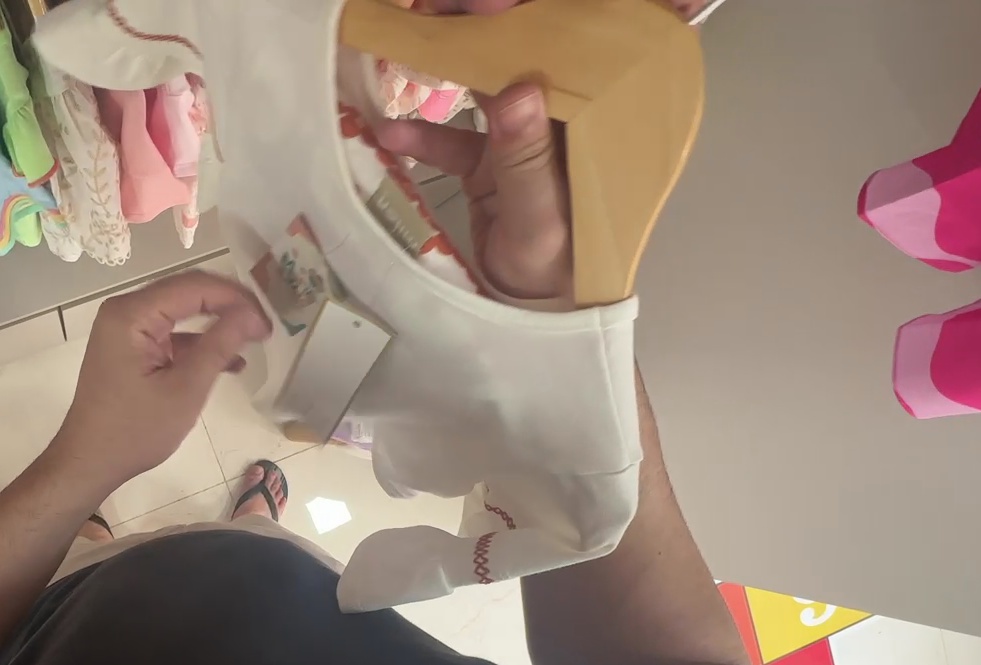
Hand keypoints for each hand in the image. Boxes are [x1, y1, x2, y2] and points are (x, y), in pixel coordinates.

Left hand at [44, 270, 271, 496]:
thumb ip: (219, 346)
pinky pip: (169, 333)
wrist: (90, 460)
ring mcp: (124, 328)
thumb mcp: (185, 389)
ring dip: (215, 326)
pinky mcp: (128, 347)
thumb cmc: (135, 431)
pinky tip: (226, 363)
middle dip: (228, 308)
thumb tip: (252, 315)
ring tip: (251, 344)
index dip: (236, 299)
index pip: (194, 286)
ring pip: (180, 312)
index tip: (268, 322)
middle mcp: (125, 310)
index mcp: (132, 313)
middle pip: (186, 293)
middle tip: (264, 328)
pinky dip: (196, 344)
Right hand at [372, 0, 703, 301]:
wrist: (529, 317)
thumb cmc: (552, 274)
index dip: (533, 17)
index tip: (483, 3)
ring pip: (485, 87)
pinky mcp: (489, 165)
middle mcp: (561, 119)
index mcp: (591, 122)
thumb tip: (515, 91)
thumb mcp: (541, 221)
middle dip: (482, 29)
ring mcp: (521, 140)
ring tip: (402, 50)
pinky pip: (454, 140)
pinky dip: (422, 136)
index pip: (572, 48)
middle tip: (434, 8)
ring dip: (446, 71)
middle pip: (526, 55)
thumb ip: (528, 161)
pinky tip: (388, 134)